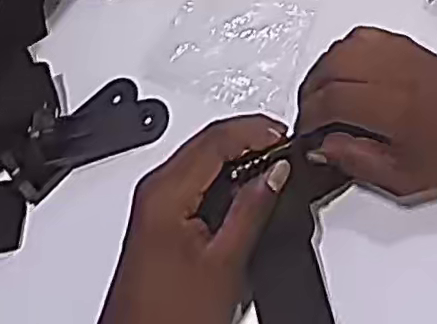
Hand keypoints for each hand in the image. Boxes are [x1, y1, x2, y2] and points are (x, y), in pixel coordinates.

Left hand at [99, 115, 292, 323]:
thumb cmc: (168, 320)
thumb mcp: (224, 264)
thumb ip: (252, 209)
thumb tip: (274, 170)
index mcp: (165, 191)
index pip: (215, 139)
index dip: (253, 131)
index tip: (282, 135)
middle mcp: (155, 190)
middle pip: (206, 143)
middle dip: (246, 138)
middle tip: (281, 144)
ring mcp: (154, 204)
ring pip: (201, 159)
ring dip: (235, 155)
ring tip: (270, 163)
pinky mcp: (158, 220)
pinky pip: (194, 180)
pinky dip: (222, 176)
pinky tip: (244, 189)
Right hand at [297, 26, 436, 198]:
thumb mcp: (401, 178)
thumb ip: (355, 160)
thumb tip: (322, 148)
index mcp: (392, 109)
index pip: (332, 100)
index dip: (310, 115)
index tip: (307, 129)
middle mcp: (393, 73)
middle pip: (331, 68)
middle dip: (311, 90)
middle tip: (309, 110)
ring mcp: (399, 52)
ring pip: (343, 47)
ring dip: (324, 68)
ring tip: (323, 91)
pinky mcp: (405, 43)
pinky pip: (362, 35)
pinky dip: (345, 50)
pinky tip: (345, 68)